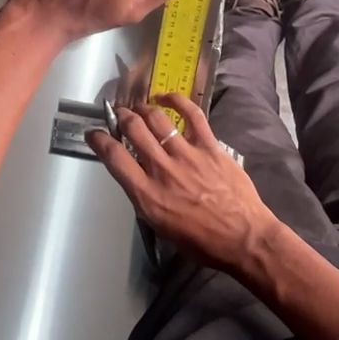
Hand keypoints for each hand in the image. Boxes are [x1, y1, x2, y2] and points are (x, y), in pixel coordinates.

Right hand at [87, 94, 282, 272]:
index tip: (94, 133)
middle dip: (121, 116)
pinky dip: (176, 100)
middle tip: (118, 114)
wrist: (244, 238)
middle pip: (133, 129)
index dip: (99, 139)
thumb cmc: (202, 242)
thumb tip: (137, 176)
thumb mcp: (160, 227)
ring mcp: (187, 155)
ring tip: (139, 107)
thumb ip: (145, 197)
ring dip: (143, 108)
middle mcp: (163, 170)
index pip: (114, 157)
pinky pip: (192, 115)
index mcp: (147, 195)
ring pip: (157, 119)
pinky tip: (166, 97)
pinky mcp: (210, 146)